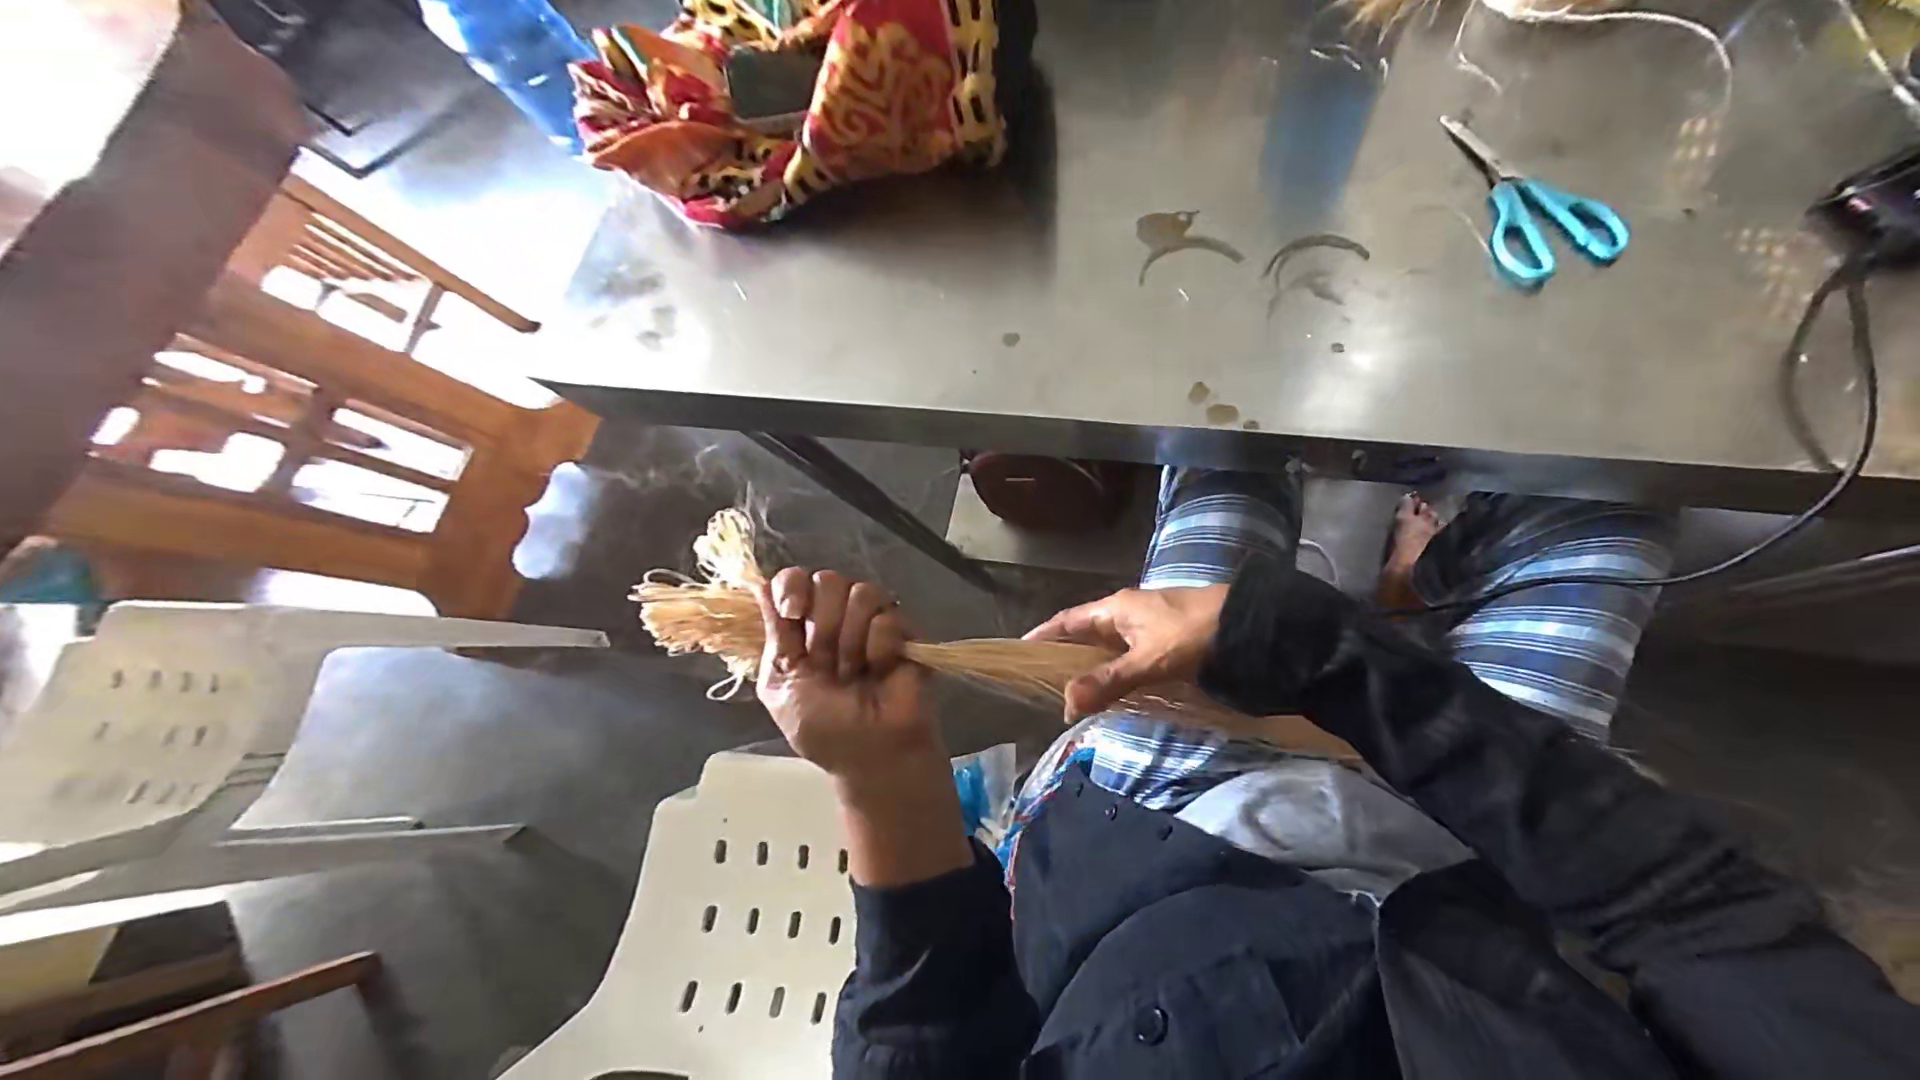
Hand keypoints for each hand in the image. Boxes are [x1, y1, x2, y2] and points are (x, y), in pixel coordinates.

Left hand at [754, 567, 938, 781]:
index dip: (792, 586)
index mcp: (804, 628)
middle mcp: (838, 617)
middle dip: (823, 626)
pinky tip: (881, 672)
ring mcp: (874, 621)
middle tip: (827, 662)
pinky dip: (879, 650)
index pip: (794, 579)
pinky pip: (888, 618)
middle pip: (827, 579)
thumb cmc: (823, 729)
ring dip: (851, 641)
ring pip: (861, 592)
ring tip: (855, 673)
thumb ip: (774, 636)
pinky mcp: (907, 631)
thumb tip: (758, 585)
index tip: (794, 613)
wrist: (871, 755)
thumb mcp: (780, 686)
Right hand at [1024, 585, 1227, 719]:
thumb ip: (1108, 682)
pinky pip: (1130, 656)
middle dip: (1065, 653)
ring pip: (1109, 646)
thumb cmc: (1194, 635)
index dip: (1044, 634)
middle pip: (1086, 632)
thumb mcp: (1148, 660)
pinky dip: (1117, 672)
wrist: (1253, 627)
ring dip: (1092, 665)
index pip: (1068, 620)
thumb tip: (1065, 706)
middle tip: (1043, 679)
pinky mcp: (1168, 641)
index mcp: (1117, 607)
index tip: (1021, 649)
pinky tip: (1116, 689)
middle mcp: (1128, 612)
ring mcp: (1149, 626)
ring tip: (1075, 690)